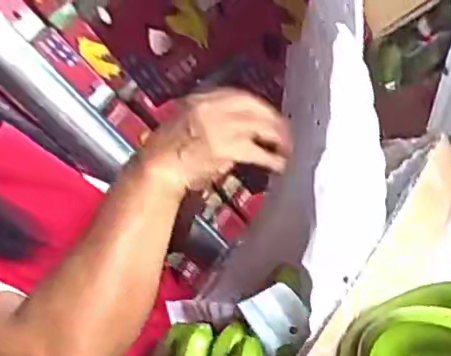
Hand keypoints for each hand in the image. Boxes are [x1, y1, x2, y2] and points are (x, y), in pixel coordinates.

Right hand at [137, 88, 290, 192]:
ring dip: (279, 140)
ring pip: (259, 126)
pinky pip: (257, 151)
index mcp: (201, 98)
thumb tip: (250, 126)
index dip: (264, 107)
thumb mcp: (196, 121)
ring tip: (288, 152)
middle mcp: (209, 107)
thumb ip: (220, 118)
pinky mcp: (223, 148)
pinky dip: (273, 159)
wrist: (161, 166)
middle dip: (276, 122)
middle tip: (289, 137)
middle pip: (254, 107)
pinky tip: (280, 165)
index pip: (241, 95)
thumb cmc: (178, 150)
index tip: (277, 119)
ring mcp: (216, 126)